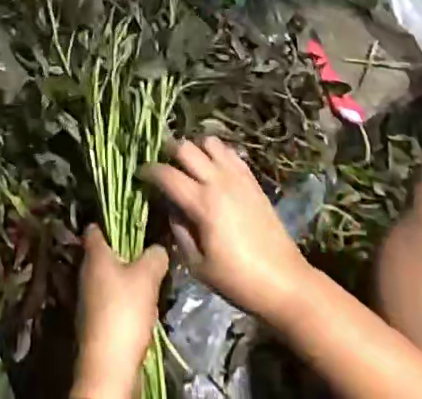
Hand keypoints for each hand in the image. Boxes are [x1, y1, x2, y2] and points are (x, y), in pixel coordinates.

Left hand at [73, 225, 168, 398]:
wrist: (109, 366)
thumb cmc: (124, 311)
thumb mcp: (148, 275)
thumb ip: (155, 254)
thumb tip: (158, 248)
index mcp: (94, 256)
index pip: (95, 228)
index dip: (110, 219)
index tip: (129, 216)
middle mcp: (86, 274)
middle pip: (105, 253)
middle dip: (126, 250)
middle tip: (148, 249)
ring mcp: (87, 299)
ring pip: (110, 278)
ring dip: (128, 277)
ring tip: (150, 278)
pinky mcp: (94, 321)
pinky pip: (111, 300)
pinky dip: (125, 299)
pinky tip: (143, 307)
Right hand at [144, 137, 315, 321]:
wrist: (282, 279)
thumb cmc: (236, 279)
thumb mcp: (196, 264)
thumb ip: (178, 229)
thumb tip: (169, 206)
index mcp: (202, 203)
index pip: (167, 174)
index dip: (148, 171)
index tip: (139, 174)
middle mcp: (219, 180)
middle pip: (186, 148)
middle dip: (168, 151)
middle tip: (161, 165)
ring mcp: (238, 176)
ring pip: (209, 142)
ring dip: (194, 148)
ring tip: (187, 164)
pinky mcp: (252, 178)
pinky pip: (229, 152)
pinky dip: (215, 153)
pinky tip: (211, 168)